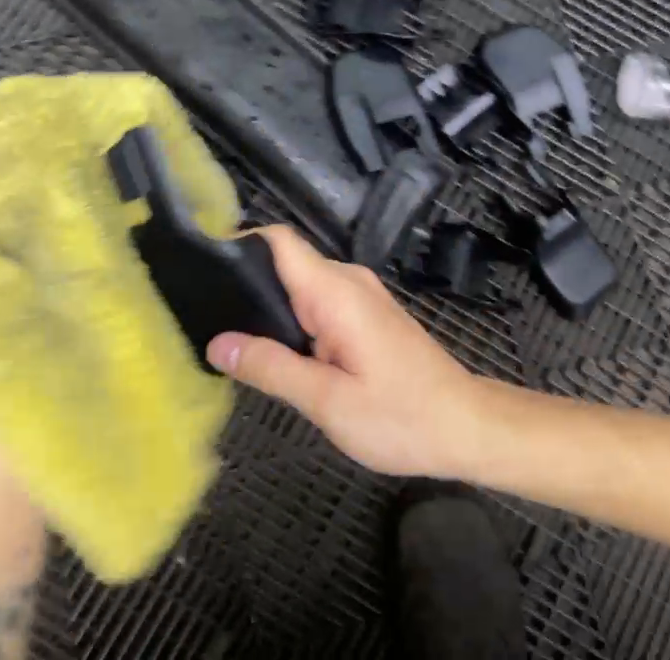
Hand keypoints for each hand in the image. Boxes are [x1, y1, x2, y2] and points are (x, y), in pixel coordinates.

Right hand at [206, 226, 484, 477]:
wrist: (467, 428)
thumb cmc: (401, 417)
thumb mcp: (327, 401)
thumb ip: (270, 368)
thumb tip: (217, 344)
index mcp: (336, 292)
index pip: (279, 241)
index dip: (239, 244)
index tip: (201, 267)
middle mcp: (348, 282)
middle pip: (285, 263)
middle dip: (246, 284)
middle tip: (203, 318)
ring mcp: (361, 298)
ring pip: (301, 287)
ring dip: (269, 308)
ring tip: (228, 339)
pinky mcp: (367, 316)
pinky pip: (318, 304)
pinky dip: (293, 322)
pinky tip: (273, 353)